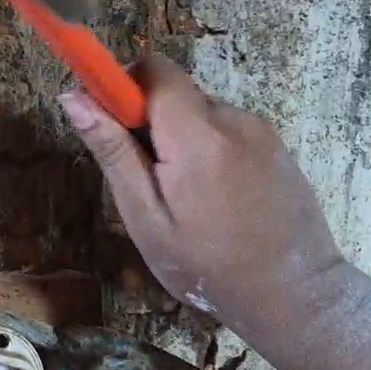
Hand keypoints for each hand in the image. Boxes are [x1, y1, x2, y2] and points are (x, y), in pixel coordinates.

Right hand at [61, 55, 345, 331]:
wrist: (297, 299)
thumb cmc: (207, 265)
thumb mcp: (145, 216)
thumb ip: (112, 151)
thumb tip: (73, 96)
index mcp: (197, 137)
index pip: (154, 69)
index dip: (124, 83)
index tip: (111, 122)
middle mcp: (234, 120)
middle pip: (174, 92)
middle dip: (148, 121)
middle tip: (146, 177)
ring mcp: (262, 131)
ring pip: (199, 112)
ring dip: (178, 137)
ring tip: (183, 195)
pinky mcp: (277, 145)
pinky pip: (225, 129)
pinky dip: (206, 148)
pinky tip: (214, 196)